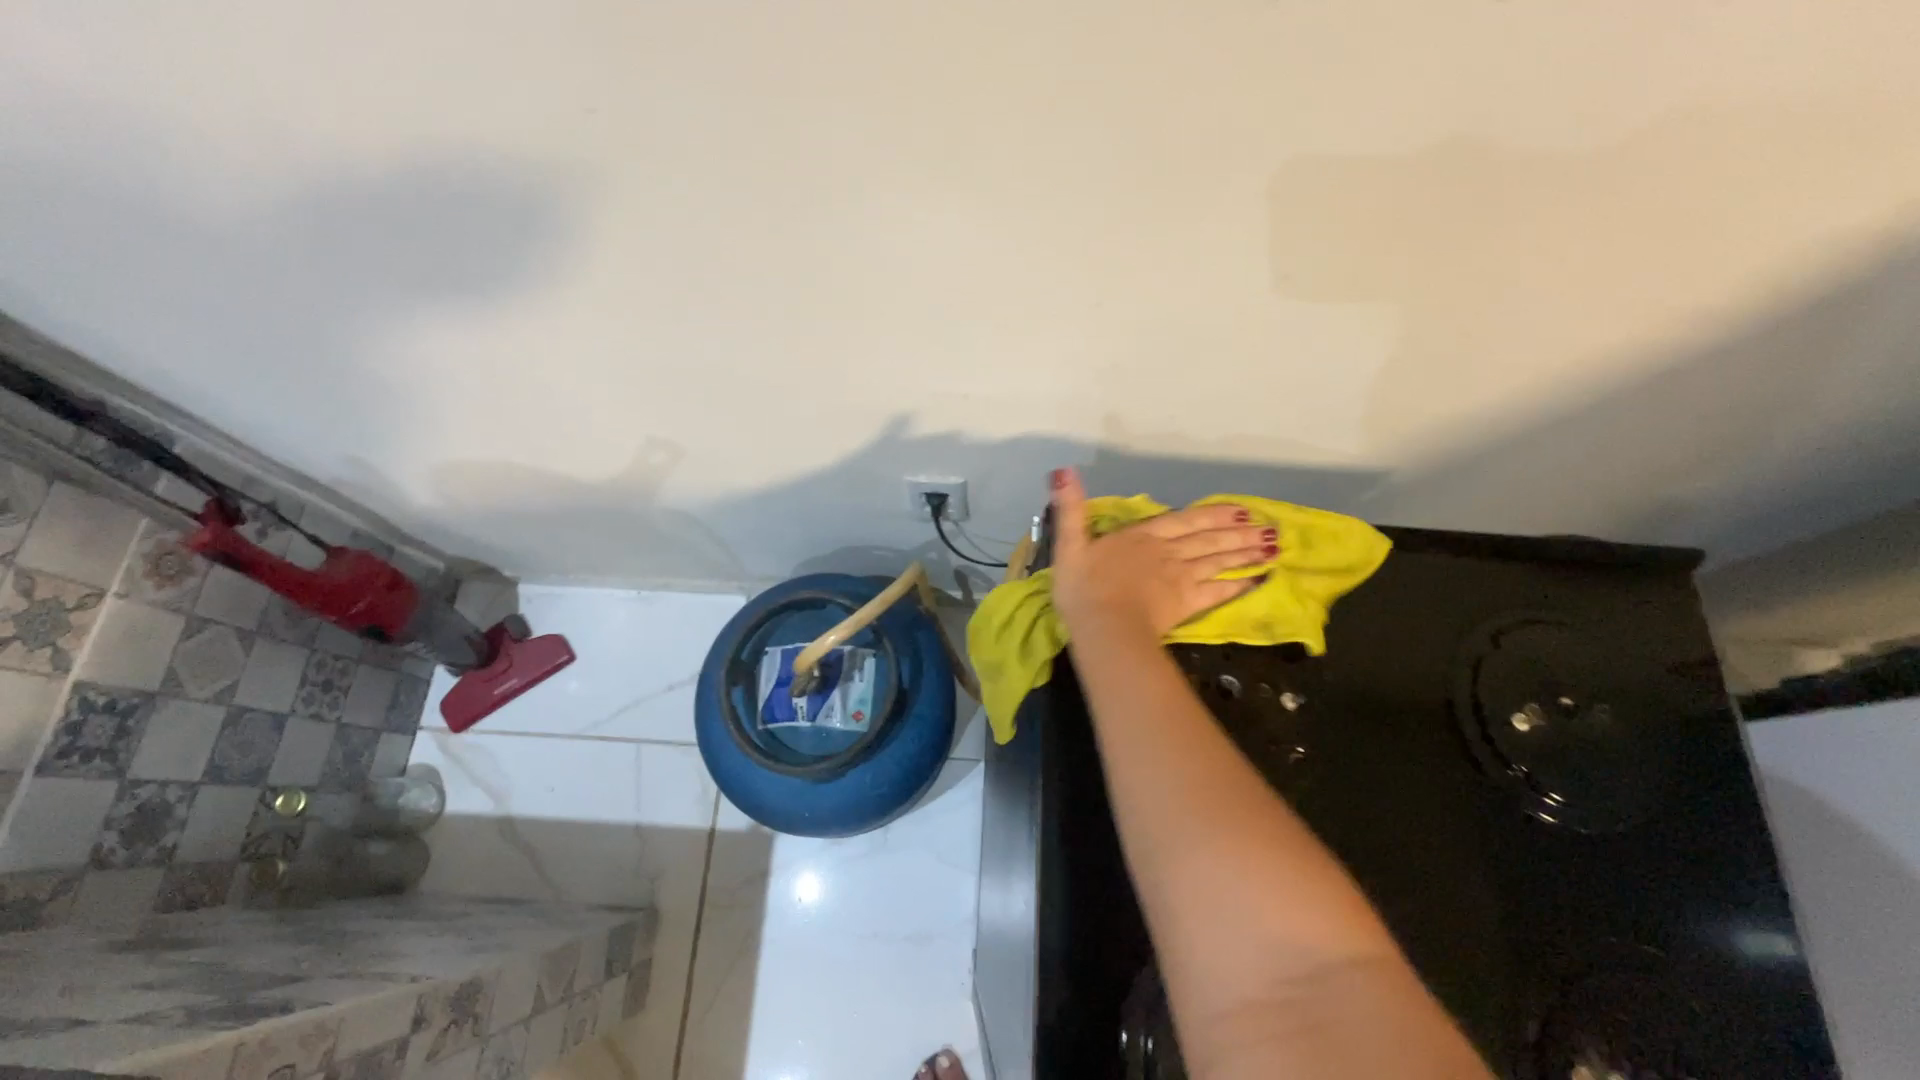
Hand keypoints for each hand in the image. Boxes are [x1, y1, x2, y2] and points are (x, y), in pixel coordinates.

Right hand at [1048, 467, 1275, 640]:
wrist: (1103, 626)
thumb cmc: (1083, 588)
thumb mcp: (1069, 544)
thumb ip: (1071, 508)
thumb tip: (1064, 470)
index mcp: (1141, 536)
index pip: (1183, 520)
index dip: (1212, 515)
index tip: (1240, 512)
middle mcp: (1168, 552)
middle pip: (1208, 539)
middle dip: (1239, 533)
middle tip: (1270, 528)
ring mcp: (1182, 578)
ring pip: (1219, 561)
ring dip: (1246, 554)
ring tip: (1273, 548)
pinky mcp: (1188, 604)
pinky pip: (1220, 592)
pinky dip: (1240, 585)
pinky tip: (1259, 581)